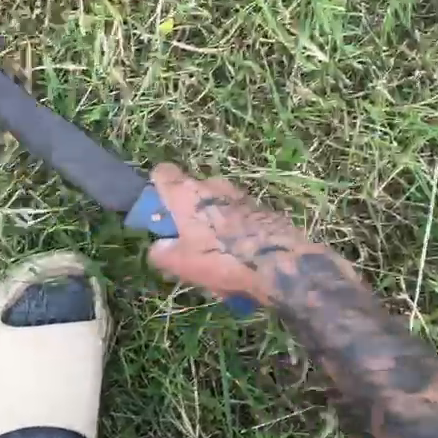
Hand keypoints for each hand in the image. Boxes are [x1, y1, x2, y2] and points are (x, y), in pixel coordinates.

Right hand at [146, 164, 363, 305]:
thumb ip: (160, 253)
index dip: (157, 188)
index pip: (162, 172)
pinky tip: (239, 258)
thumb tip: (157, 247)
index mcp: (186, 193)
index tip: (159, 210)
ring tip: (217, 257)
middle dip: (187, 214)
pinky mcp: (262, 208)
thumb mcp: (180, 265)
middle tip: (188, 243)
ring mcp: (239, 195)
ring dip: (212, 224)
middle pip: (191, 192)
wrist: (280, 265)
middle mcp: (212, 186)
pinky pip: (238, 216)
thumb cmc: (221, 259)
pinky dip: (234, 231)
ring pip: (216, 206)